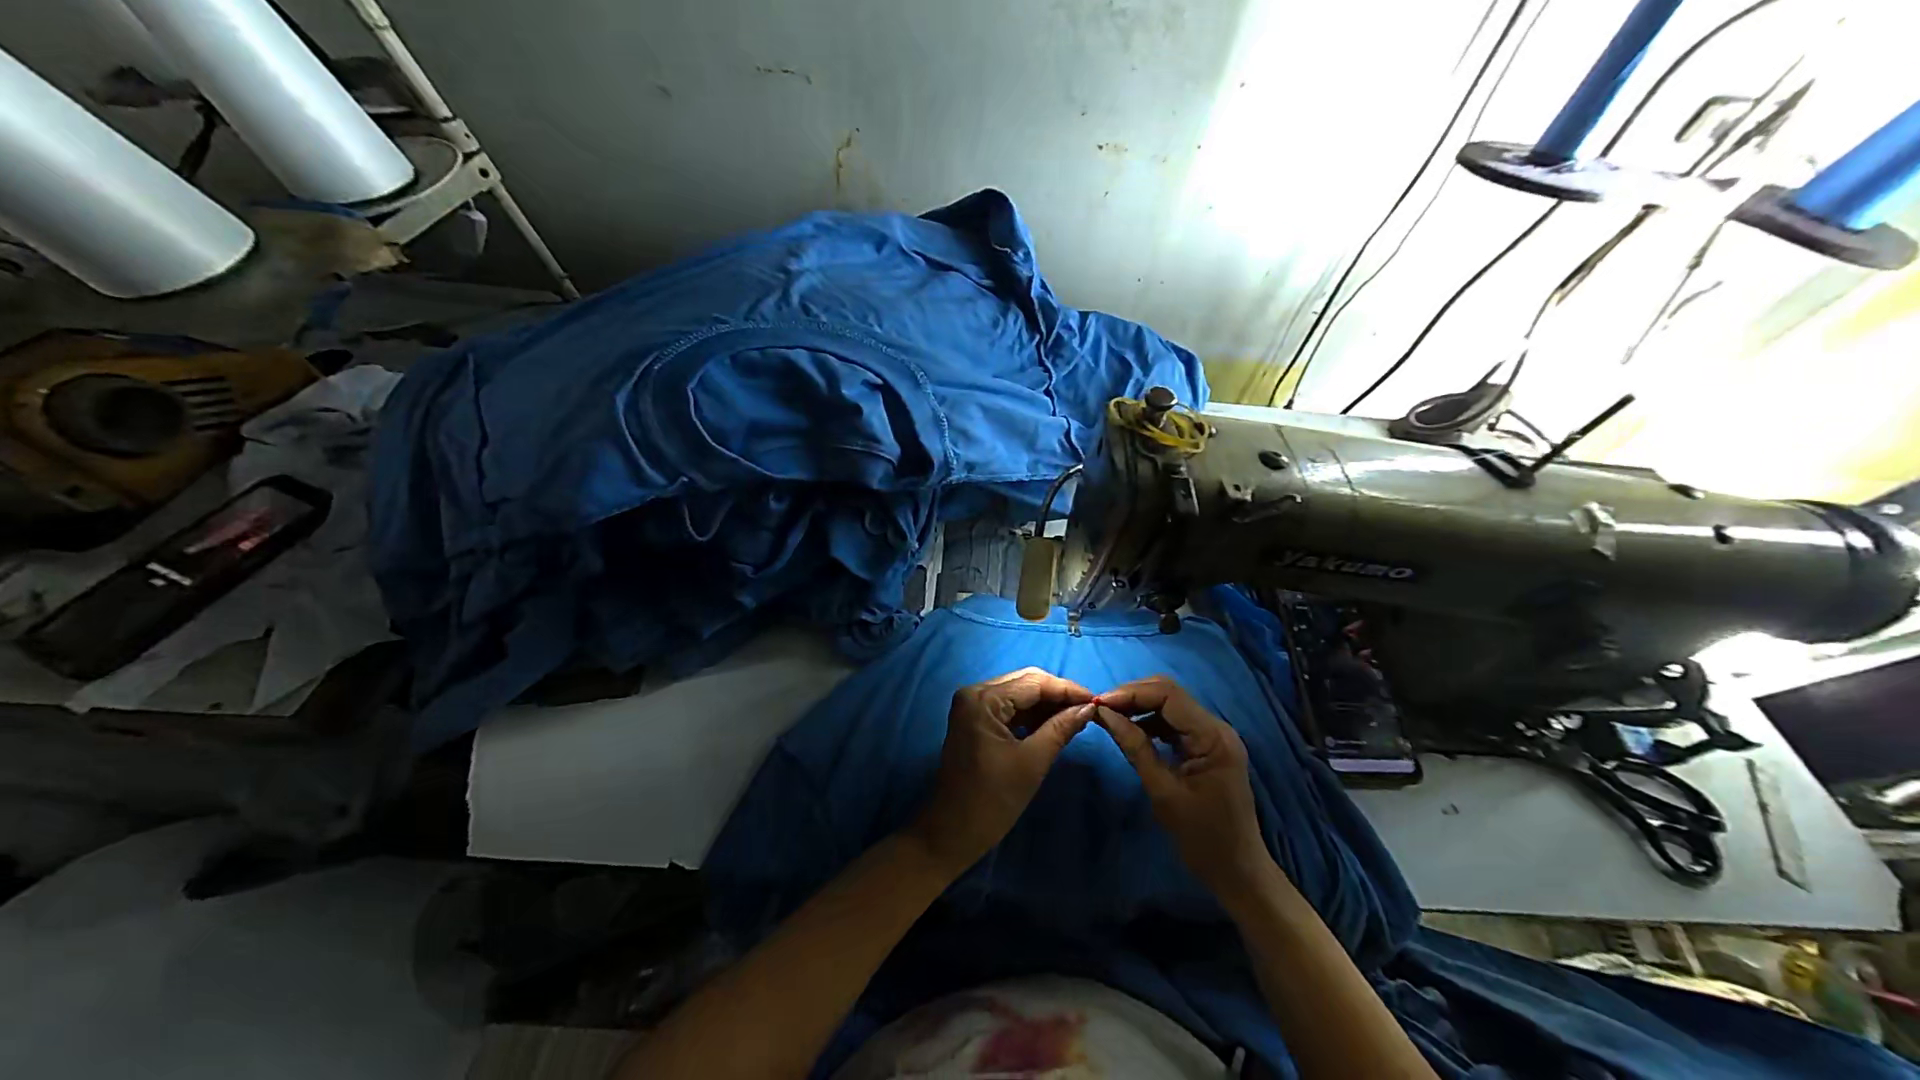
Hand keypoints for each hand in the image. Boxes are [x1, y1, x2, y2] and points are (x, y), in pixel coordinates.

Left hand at [908, 668, 1095, 873]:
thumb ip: (1060, 729)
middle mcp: (974, 694)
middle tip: (1089, 709)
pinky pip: (1009, 709)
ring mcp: (972, 707)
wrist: (952, 833)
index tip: (1098, 701)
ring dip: (1046, 705)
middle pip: (1025, 683)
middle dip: (1058, 694)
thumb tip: (1088, 709)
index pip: (1033, 682)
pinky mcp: (975, 722)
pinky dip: (1032, 716)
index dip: (1067, 689)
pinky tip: (1053, 725)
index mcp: (983, 699)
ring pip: (1018, 695)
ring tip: (1077, 718)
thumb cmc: (992, 799)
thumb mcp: (1032, 762)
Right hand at [1092, 676, 1273, 898]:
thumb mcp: (1163, 792)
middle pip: (1170, 694)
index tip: (1099, 704)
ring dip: (1139, 707)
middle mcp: (1217, 728)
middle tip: (1100, 709)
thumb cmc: (1202, 837)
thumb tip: (1104, 715)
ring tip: (1109, 718)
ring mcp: (1213, 736)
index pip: (1169, 696)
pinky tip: (1130, 731)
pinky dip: (1150, 722)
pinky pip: (1175, 723)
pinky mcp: (1206, 747)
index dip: (1131, 693)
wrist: (1237, 871)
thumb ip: (1135, 748)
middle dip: (1133, 696)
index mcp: (1213, 737)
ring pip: (1170, 705)